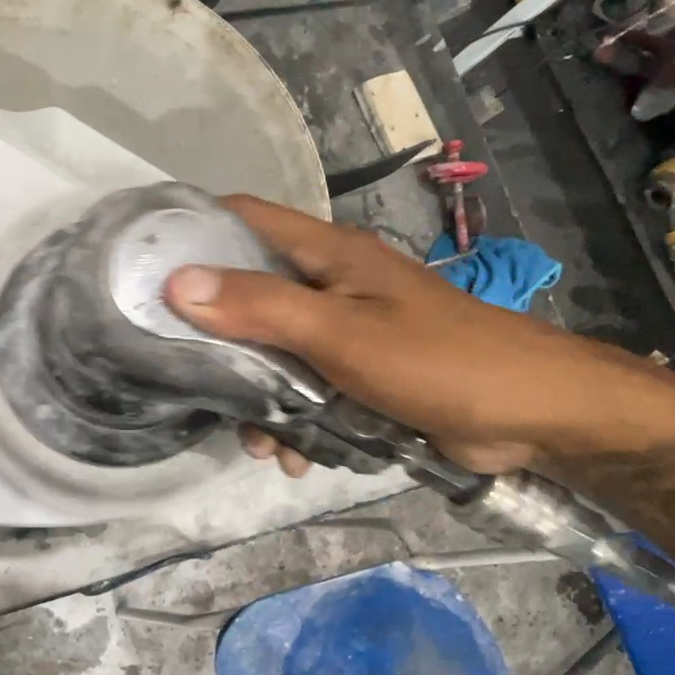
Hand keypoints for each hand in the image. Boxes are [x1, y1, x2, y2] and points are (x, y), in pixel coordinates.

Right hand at [162, 195, 669, 476]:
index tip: (143, 263)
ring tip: (263, 445)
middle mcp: (326, 285)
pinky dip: (292, 424)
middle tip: (189, 380)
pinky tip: (297, 457)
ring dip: (257, 402)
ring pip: (269, 356)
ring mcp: (342, 331)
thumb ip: (258, 306)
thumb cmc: (436, 358)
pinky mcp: (356, 375)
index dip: (192, 230)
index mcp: (325, 255)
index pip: (243, 218)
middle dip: (216, 343)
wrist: (531, 415)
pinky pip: (302, 393)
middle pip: (244, 297)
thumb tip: (175, 281)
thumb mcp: (337, 332)